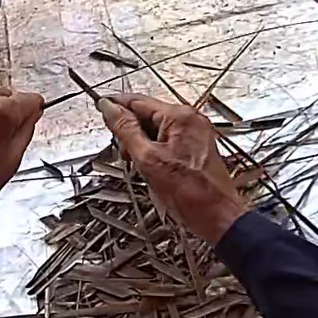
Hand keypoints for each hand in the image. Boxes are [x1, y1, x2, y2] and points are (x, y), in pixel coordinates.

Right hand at [97, 93, 248, 243]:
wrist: (216, 217)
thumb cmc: (191, 192)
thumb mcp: (147, 159)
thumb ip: (125, 130)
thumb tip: (109, 109)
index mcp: (180, 117)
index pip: (139, 101)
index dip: (116, 106)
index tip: (101, 109)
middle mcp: (191, 120)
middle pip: (147, 115)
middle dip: (130, 131)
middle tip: (123, 151)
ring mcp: (195, 133)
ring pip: (156, 129)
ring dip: (141, 143)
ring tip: (139, 164)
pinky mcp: (196, 147)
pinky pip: (167, 140)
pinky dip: (154, 151)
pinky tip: (152, 168)